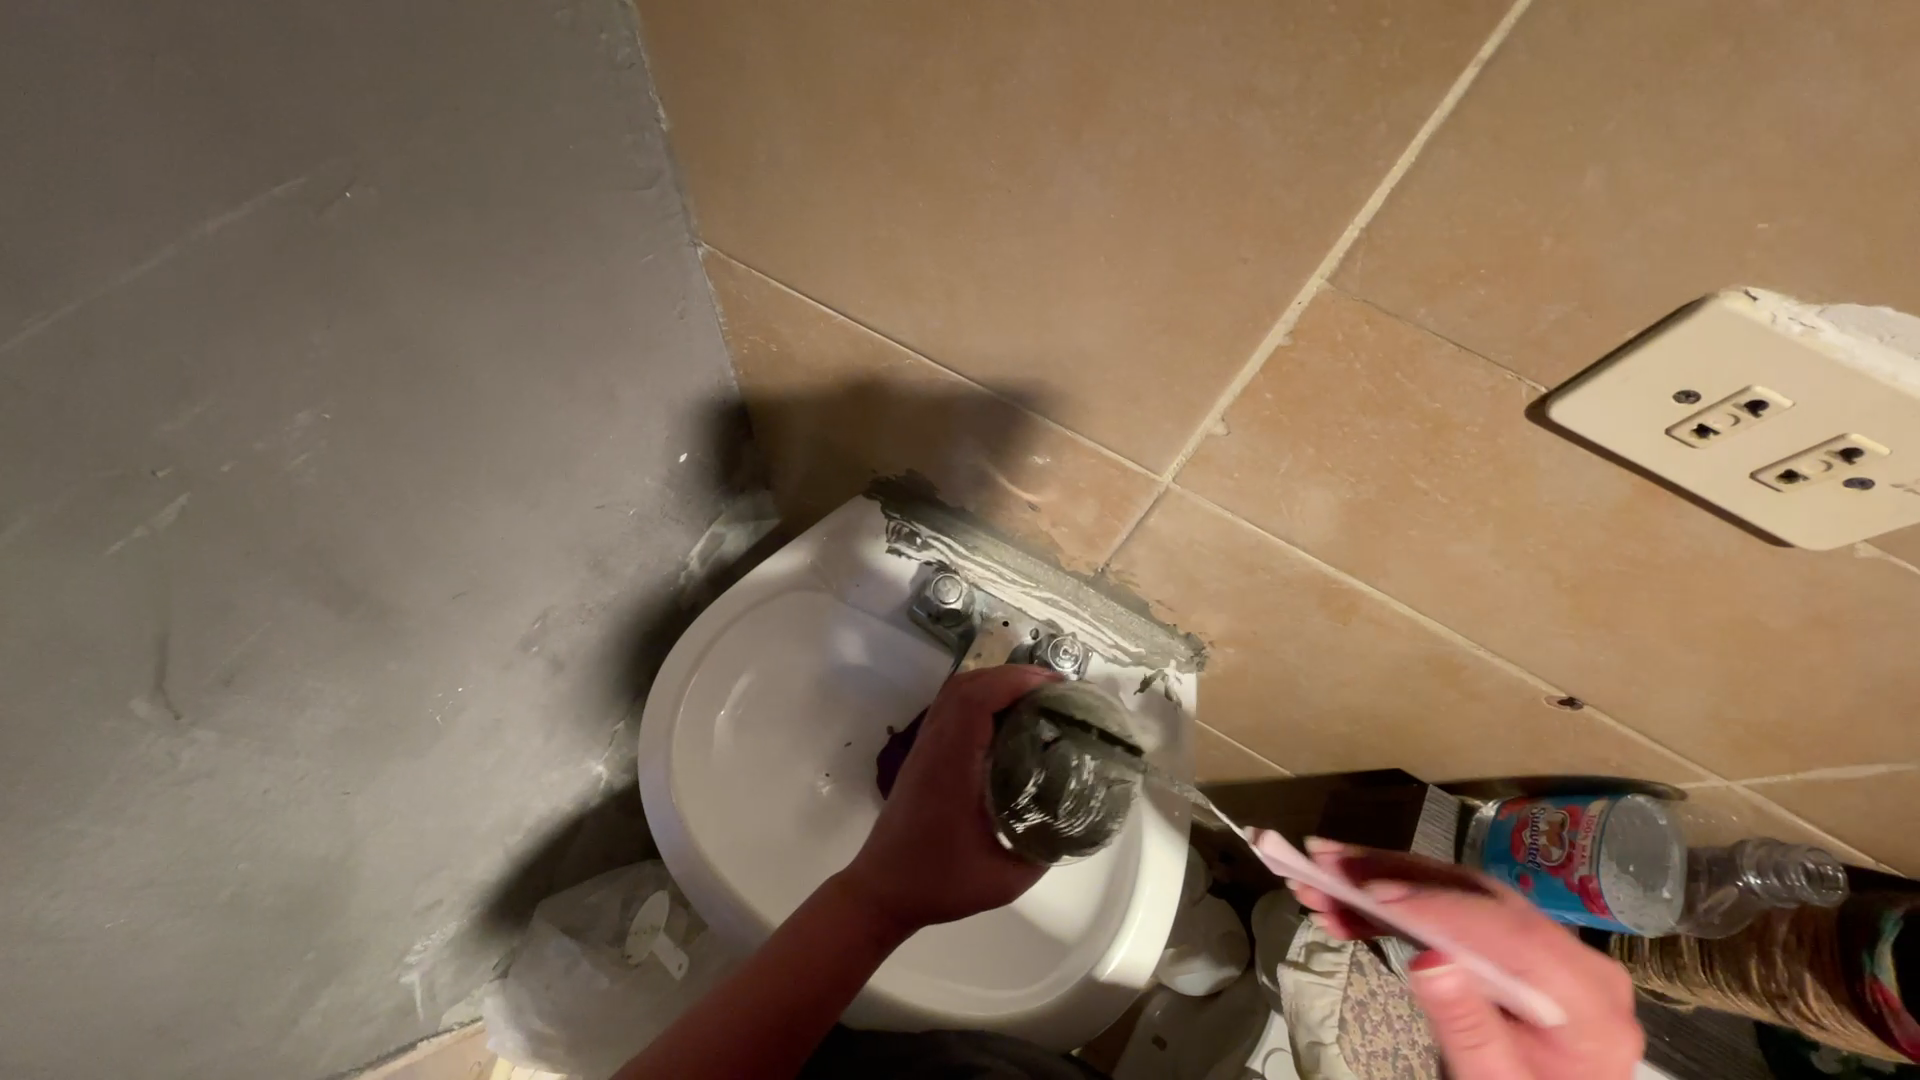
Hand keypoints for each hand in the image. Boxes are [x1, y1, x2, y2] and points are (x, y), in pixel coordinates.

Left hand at [836, 664, 1060, 935]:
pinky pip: (951, 709)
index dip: (1017, 682)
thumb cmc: (939, 883)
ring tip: (1036, 698)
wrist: (882, 891)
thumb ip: (1044, 850)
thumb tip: (1077, 820)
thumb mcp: (1004, 877)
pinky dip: (981, 699)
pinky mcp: (923, 755)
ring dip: (996, 684)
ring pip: (956, 693)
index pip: (978, 699)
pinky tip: (1007, 719)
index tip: (1056, 687)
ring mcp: (925, 747)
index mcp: (951, 764)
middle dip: (1013, 676)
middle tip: (1056, 690)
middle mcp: (935, 745)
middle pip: (968, 684)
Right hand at [1286, 840, 1642, 1079]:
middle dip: (1388, 875)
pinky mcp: (1502, 945)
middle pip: (1470, 895)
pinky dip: (1386, 908)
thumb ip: (1468, 1027)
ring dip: (1376, 884)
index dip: (1435, 906)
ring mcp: (1535, 945)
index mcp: (1587, 997)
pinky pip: (1441, 912)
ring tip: (1314, 879)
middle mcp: (1568, 956)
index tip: (1368, 893)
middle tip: (1322, 860)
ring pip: (1447, 893)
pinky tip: (1340, 912)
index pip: (1508, 931)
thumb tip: (1428, 960)